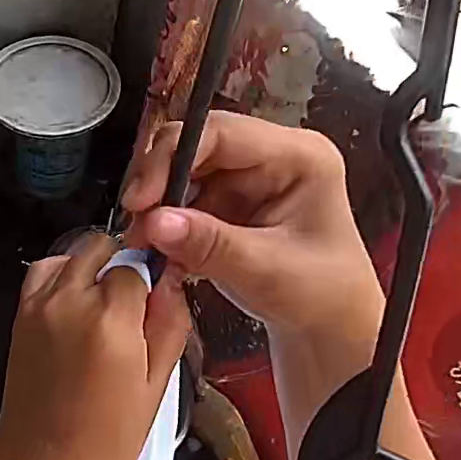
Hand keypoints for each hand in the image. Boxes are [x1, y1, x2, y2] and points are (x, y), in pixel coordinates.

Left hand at [0, 233, 189, 459]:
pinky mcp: (21, 314)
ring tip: (104, 304)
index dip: (151, 280)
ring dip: (92, 266)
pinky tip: (75, 303)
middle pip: (103, 249)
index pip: (137, 265)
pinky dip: (61, 274)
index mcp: (110, 319)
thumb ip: (169, 324)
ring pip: (73, 253)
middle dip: (122, 267)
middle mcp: (71, 301)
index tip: (155, 301)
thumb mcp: (156, 386)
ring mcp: (40, 305)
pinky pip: (43, 271)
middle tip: (132, 304)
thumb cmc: (104, 437)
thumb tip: (174, 282)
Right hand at [121, 111, 383, 372]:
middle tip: (135, 222)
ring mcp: (243, 180)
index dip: (171, 158)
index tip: (141, 199)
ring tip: (144, 243)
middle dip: (157, 183)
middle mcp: (267, 158)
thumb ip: (209, 244)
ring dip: (155, 207)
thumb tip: (154, 221)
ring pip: (179, 174)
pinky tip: (159, 251)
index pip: (220, 133)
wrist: (325, 326)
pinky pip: (178, 201)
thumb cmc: (321, 295)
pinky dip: (162, 226)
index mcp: (296, 156)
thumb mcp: (265, 270)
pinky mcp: (224, 203)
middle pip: (193, 147)